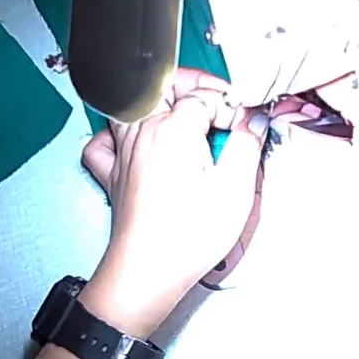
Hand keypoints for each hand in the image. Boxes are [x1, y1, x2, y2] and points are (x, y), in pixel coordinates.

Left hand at [81, 68, 263, 334]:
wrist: (149, 272)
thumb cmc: (188, 238)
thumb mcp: (236, 189)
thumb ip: (247, 144)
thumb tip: (253, 119)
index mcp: (174, 129)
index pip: (205, 96)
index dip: (230, 106)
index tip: (244, 124)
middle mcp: (143, 133)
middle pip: (164, 85)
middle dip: (194, 88)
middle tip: (218, 106)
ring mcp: (124, 152)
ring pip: (133, 104)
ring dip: (160, 104)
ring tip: (185, 120)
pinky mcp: (112, 174)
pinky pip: (104, 141)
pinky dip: (118, 135)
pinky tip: (137, 144)